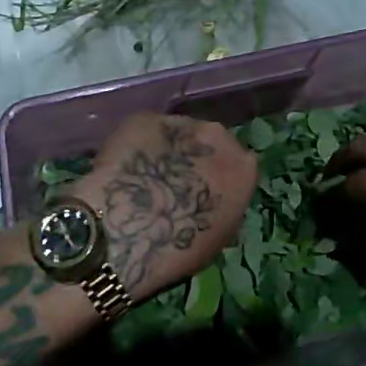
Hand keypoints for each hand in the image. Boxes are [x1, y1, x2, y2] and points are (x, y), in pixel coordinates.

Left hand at [69, 113, 256, 298]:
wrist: (131, 230)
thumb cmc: (180, 247)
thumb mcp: (219, 235)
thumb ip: (224, 205)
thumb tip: (215, 201)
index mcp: (242, 167)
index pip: (238, 164)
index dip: (219, 177)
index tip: (205, 191)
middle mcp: (217, 135)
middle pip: (208, 141)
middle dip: (194, 157)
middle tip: (174, 180)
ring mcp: (180, 122)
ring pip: (176, 132)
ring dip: (166, 149)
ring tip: (145, 174)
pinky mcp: (143, 119)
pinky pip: (144, 130)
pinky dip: (136, 145)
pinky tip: (123, 167)